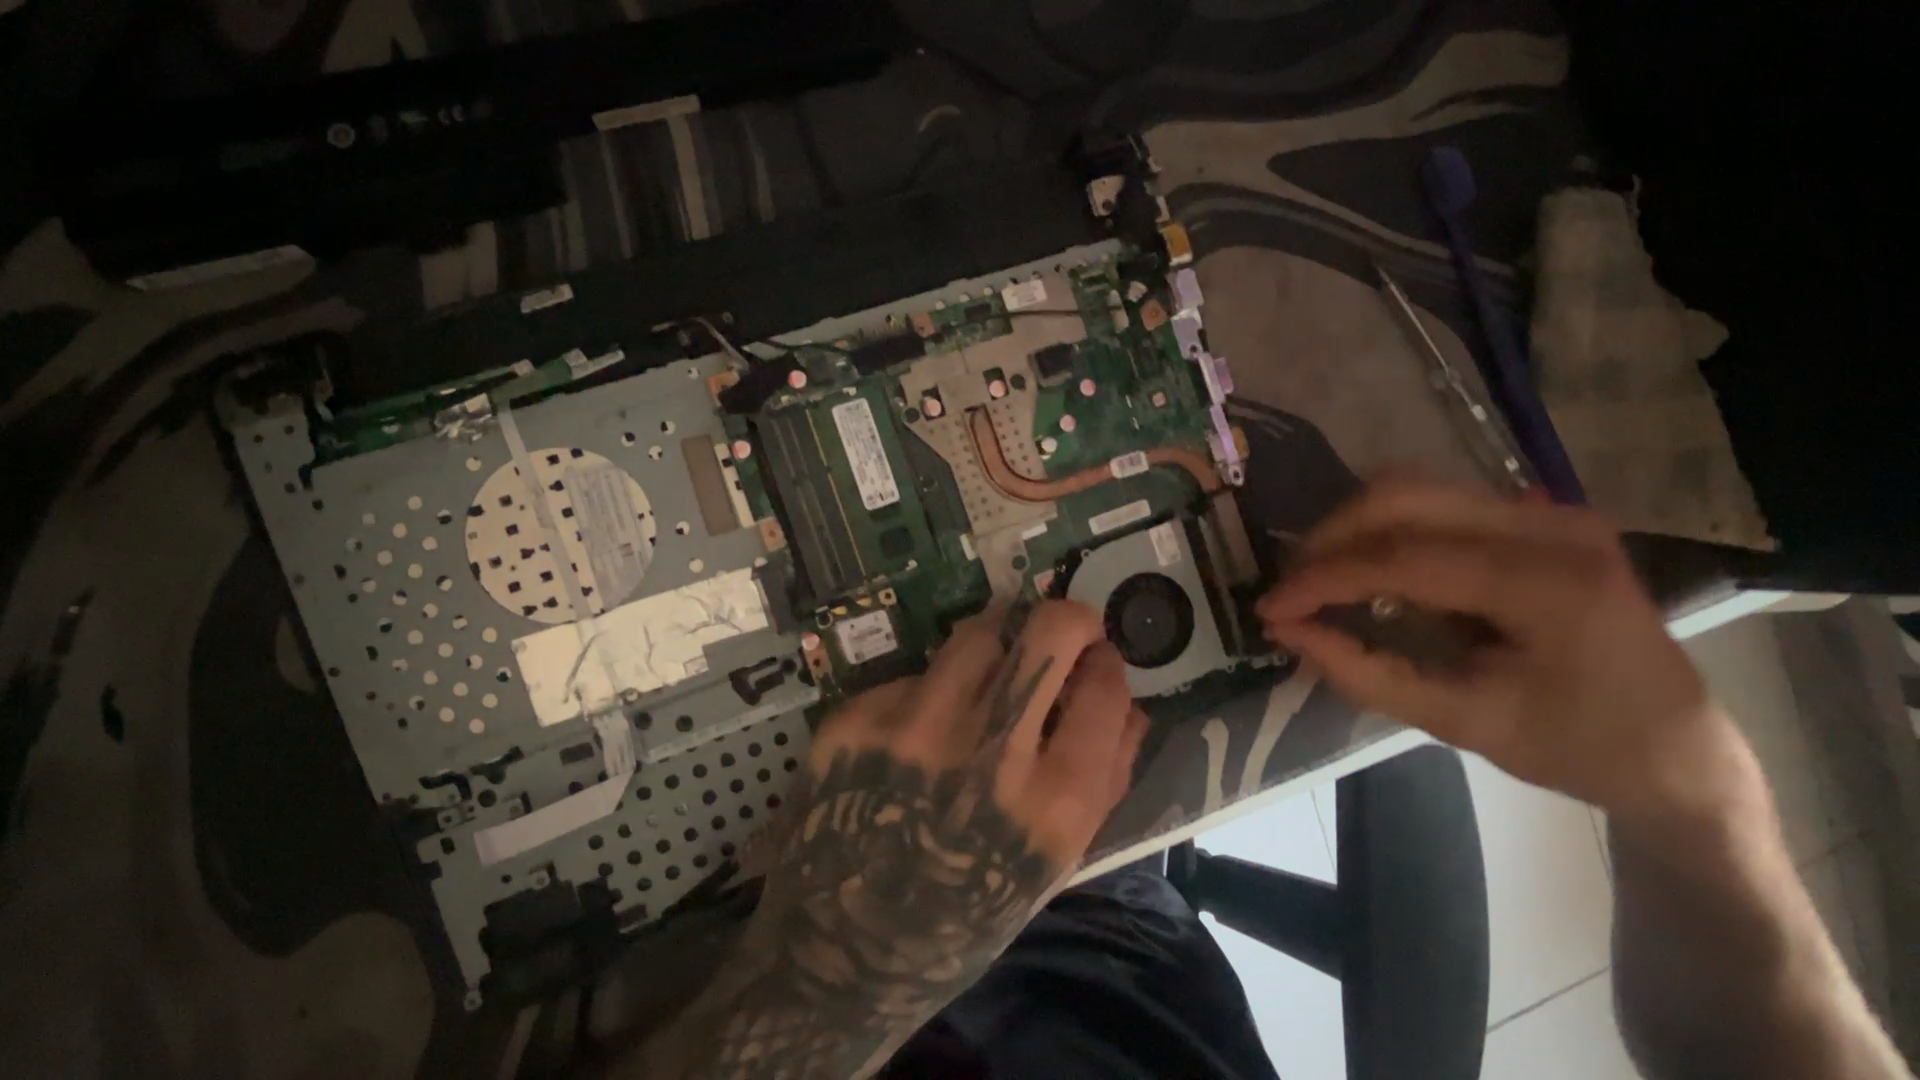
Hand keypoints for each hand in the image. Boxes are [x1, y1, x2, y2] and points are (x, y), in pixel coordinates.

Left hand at [666, 600, 1146, 1077]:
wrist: (836, 957)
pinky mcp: (855, 721)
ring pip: (978, 632)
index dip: (1107, 664)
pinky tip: (919, 730)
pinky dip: (931, 691)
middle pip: (1048, 634)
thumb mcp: (1050, 869)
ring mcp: (914, 731)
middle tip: (1062, 629)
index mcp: (1053, 807)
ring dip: (1000, 636)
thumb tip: (1131, 705)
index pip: (1104, 690)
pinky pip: (914, 676)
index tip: (1099, 660)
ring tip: (997, 658)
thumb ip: (1103, 784)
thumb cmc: (960, 920)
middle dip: (1068, 619)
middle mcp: (988, 756)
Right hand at [1257, 479, 1744, 821]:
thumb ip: (1367, 672)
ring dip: (1353, 528)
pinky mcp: (1542, 517)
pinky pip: (1439, 503)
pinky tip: (1365, 569)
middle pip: (1404, 496)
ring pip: (1416, 488)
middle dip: (1330, 539)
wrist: (1679, 747)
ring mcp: (1551, 512)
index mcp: (1547, 584)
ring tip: (1319, 578)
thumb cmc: (1577, 747)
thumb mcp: (1462, 722)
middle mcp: (1552, 526)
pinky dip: (1386, 530)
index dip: (1323, 579)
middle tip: (1291, 589)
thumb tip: (1288, 632)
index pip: (1403, 557)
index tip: (1270, 610)